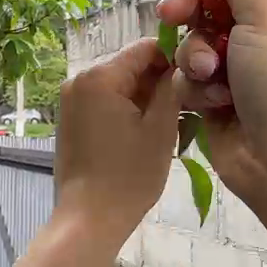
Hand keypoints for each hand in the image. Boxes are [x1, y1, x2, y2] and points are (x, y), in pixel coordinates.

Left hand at [52, 38, 179, 240]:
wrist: (89, 219)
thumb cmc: (129, 175)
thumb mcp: (160, 129)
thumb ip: (172, 88)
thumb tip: (183, 65)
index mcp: (100, 77)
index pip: (144, 48)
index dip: (174, 57)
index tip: (195, 77)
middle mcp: (79, 80)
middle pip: (130, 66)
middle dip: (158, 80)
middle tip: (187, 104)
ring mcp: (71, 101)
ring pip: (119, 85)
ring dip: (145, 97)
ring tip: (170, 121)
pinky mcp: (71, 120)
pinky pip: (105, 101)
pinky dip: (127, 109)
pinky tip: (145, 132)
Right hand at [152, 0, 266, 205]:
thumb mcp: (262, 12)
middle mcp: (261, 29)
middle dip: (188, 5)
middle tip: (175, 12)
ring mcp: (237, 65)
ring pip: (191, 38)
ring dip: (195, 54)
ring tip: (208, 73)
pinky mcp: (216, 97)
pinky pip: (188, 76)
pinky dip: (198, 87)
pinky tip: (215, 103)